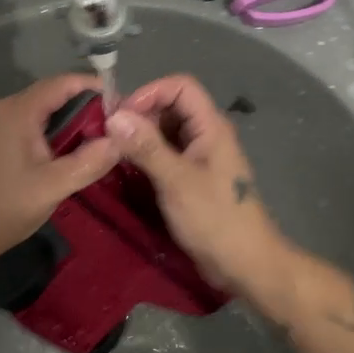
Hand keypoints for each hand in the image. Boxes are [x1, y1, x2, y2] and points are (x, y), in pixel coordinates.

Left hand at [0, 74, 120, 278]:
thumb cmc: (4, 209)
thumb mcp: (54, 187)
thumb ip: (89, 161)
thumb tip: (119, 141)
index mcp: (16, 111)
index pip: (61, 83)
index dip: (91, 86)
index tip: (118, 102)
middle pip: (45, 96)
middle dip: (78, 109)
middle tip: (105, 130)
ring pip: (30, 112)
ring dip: (58, 123)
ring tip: (83, 145)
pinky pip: (15, 125)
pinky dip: (37, 132)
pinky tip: (49, 156)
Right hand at [105, 74, 293, 296]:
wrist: (245, 266)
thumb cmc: (216, 220)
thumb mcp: (177, 182)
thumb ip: (146, 147)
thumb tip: (114, 116)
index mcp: (211, 127)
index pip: (180, 87)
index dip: (149, 92)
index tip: (120, 114)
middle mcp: (205, 136)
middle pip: (170, 107)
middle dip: (139, 115)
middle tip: (108, 135)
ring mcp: (198, 158)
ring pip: (165, 132)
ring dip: (139, 137)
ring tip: (111, 152)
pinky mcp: (190, 179)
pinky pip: (164, 156)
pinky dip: (144, 157)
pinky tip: (125, 170)